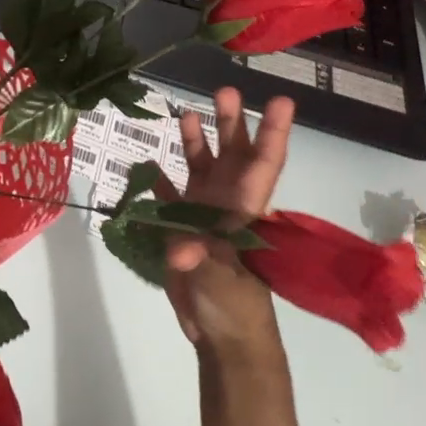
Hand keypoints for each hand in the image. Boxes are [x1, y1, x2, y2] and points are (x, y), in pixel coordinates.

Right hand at [158, 88, 293, 357]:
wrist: (222, 336)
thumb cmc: (232, 307)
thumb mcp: (218, 283)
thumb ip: (199, 261)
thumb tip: (179, 249)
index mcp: (243, 211)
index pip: (263, 164)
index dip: (272, 132)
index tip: (280, 100)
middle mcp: (226, 205)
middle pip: (233, 156)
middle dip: (231, 123)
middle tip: (225, 89)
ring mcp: (203, 216)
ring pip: (202, 169)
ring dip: (196, 141)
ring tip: (184, 112)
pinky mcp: (181, 230)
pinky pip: (170, 197)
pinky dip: (159, 179)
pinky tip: (145, 163)